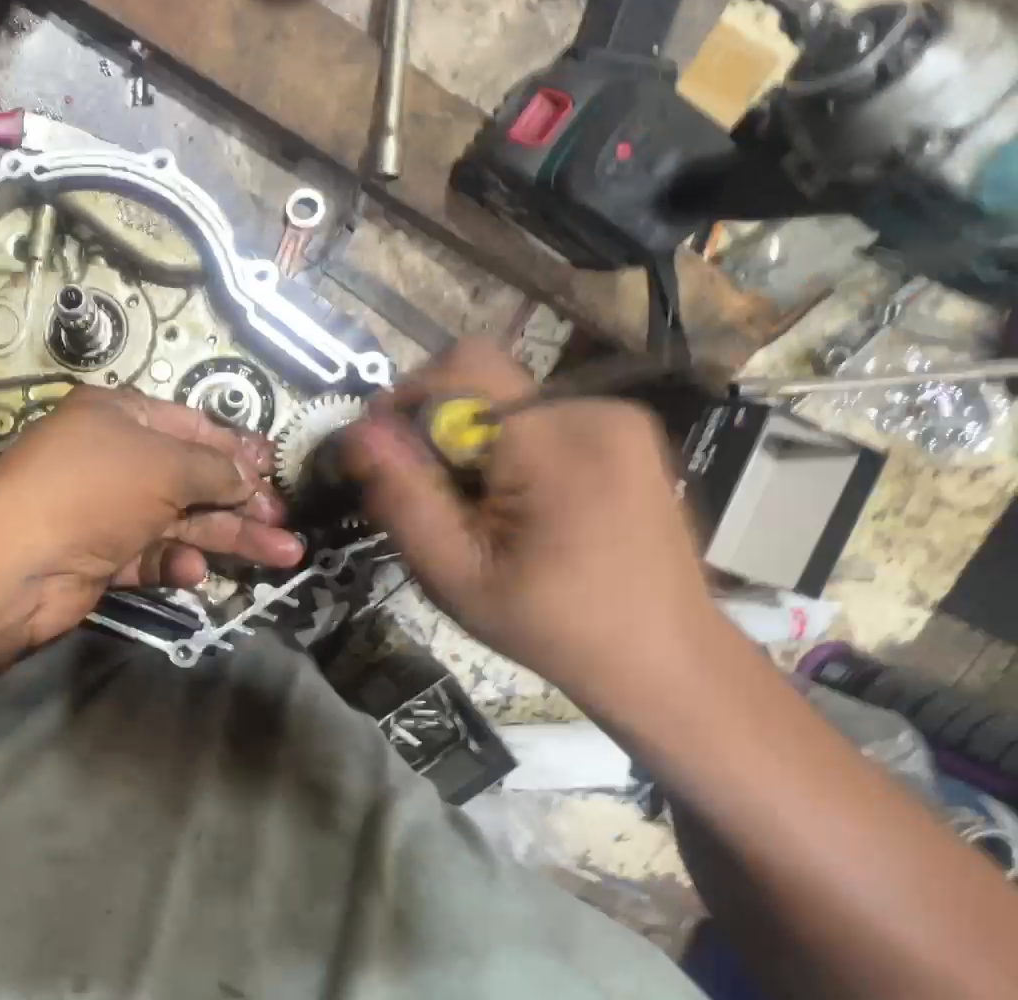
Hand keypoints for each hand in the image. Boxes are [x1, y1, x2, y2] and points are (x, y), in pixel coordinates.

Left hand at [0, 387, 304, 644]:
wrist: (14, 565)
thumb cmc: (92, 492)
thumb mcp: (163, 465)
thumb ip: (214, 469)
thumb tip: (249, 476)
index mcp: (117, 414)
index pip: (190, 424)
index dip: (235, 447)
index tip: (275, 469)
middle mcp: (110, 457)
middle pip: (189, 476)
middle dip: (241, 499)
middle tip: (286, 521)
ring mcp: (104, 509)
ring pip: (179, 520)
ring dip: (228, 537)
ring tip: (285, 555)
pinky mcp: (99, 555)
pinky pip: (149, 554)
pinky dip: (175, 563)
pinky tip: (194, 573)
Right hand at [339, 340, 721, 700]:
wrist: (669, 661)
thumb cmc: (556, 627)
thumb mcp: (457, 575)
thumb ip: (404, 498)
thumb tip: (355, 433)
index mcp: (557, 441)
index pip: (463, 365)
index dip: (409, 396)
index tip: (390, 455)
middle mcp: (594, 410)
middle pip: (479, 386)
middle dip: (438, 434)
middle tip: (433, 501)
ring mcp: (618, 421)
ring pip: (503, 405)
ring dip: (470, 447)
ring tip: (478, 516)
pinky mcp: (626, 436)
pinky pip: (537, 420)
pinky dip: (507, 453)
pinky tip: (516, 510)